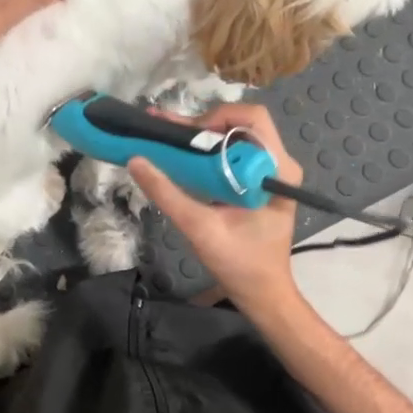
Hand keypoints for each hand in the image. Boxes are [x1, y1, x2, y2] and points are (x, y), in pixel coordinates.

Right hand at [126, 103, 304, 308]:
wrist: (263, 294)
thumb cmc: (240, 263)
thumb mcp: (199, 228)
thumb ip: (167, 193)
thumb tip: (135, 159)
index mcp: (276, 171)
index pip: (251, 119)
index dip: (216, 119)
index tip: (188, 139)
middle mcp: (277, 164)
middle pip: (240, 121)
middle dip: (201, 124)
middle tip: (169, 135)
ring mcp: (268, 170)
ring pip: (233, 132)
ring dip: (199, 134)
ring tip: (166, 137)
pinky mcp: (256, 178)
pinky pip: (231, 149)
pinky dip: (204, 147)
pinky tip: (179, 152)